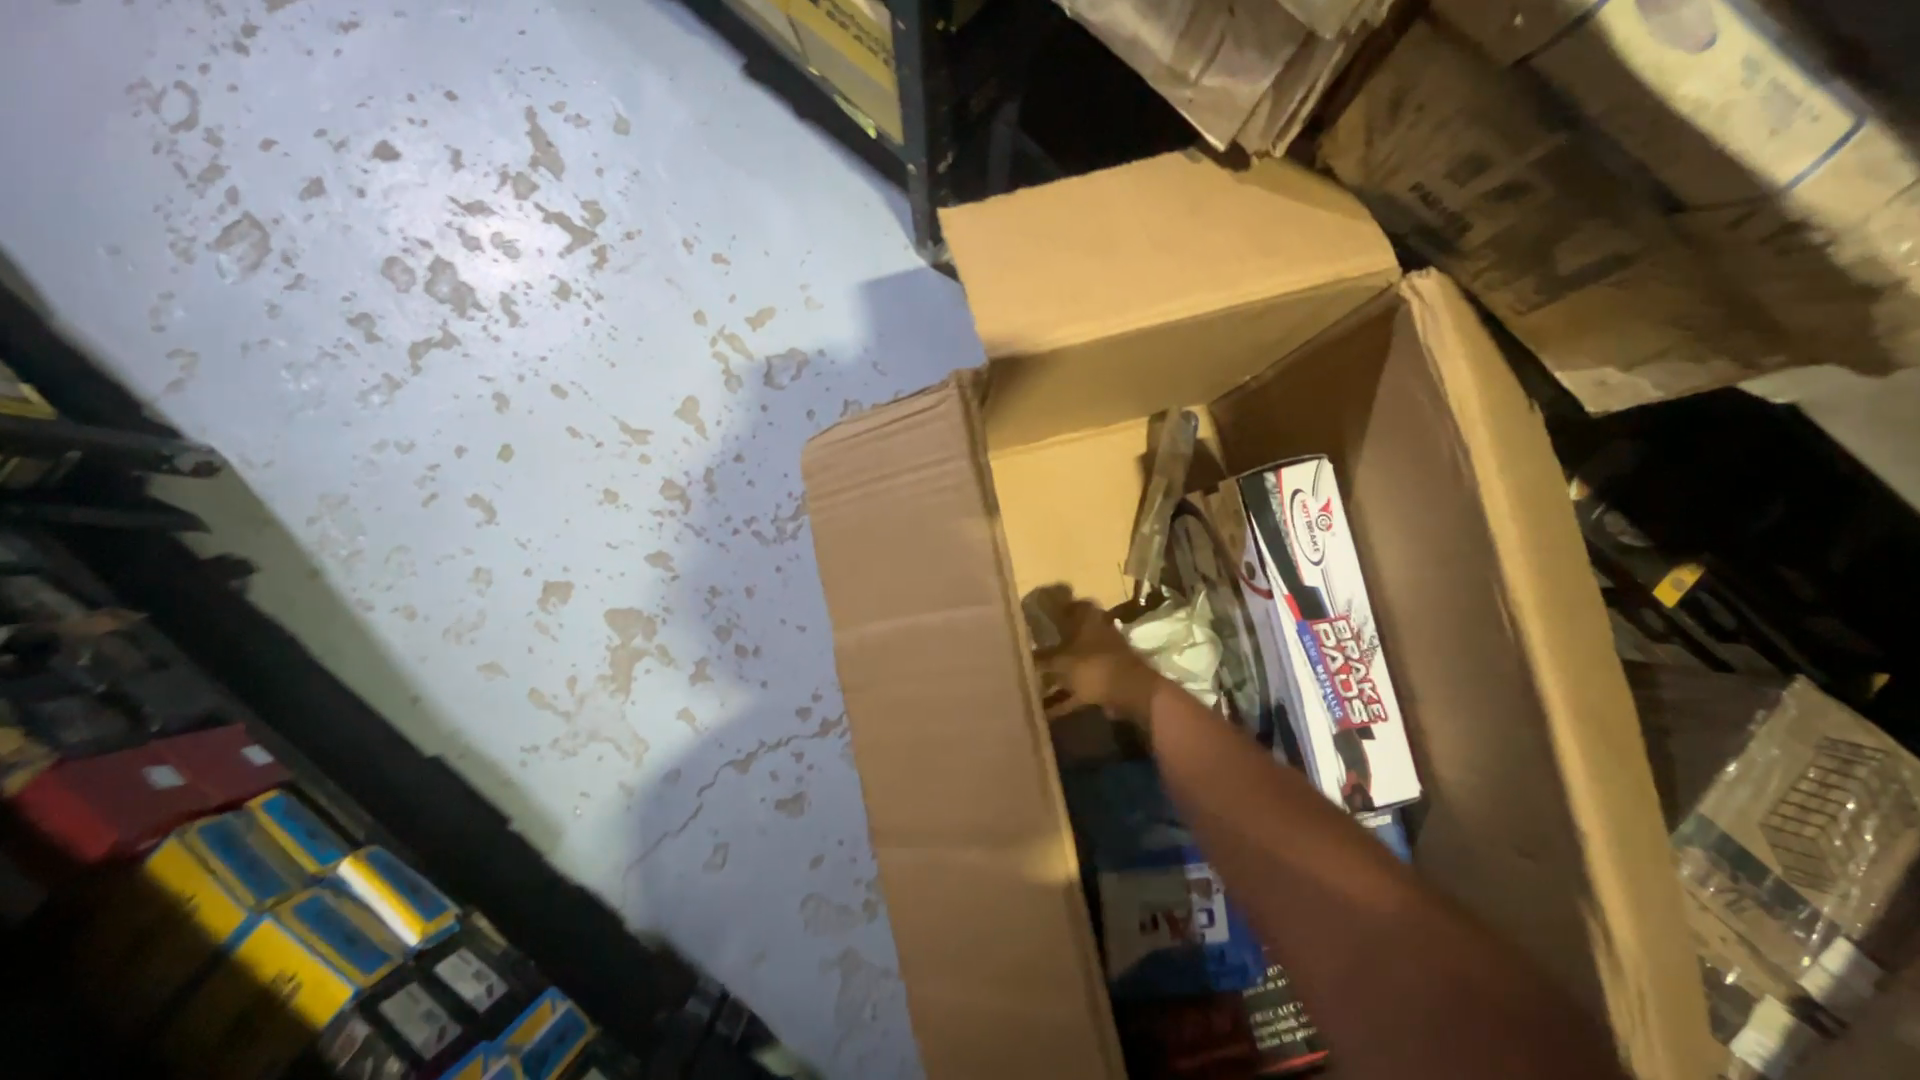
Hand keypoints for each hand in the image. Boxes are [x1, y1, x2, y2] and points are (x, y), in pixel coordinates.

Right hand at [1035, 599, 1165, 720]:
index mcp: (1087, 618)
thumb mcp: (1058, 662)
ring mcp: (1105, 656)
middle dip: (1054, 643)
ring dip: (1060, 672)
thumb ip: (1041, 659)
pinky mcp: (1109, 679)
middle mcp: (1098, 632)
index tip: (1038, 616)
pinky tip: (1049, 709)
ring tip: (1037, 682)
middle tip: (1033, 650)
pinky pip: (1082, 685)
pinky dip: (1067, 695)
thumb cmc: (1091, 666)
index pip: (1070, 605)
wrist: (1130, 692)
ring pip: (1077, 661)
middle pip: (1072, 634)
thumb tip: (1025, 655)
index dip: (1054, 609)